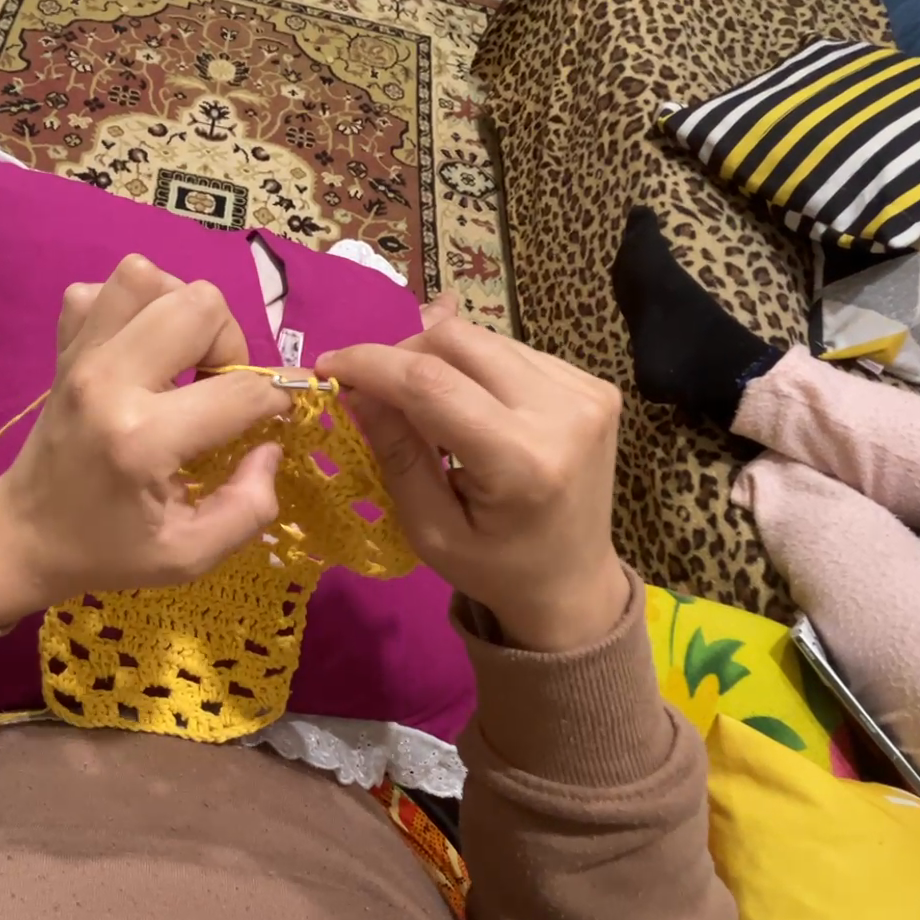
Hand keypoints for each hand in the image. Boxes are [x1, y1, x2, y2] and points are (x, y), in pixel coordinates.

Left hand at [0, 255, 290, 626]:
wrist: (22, 536)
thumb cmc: (105, 550)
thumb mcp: (188, 555)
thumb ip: (248, 508)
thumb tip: (269, 445)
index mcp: (143, 438)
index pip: (239, 390)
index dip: (275, 400)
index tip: (276, 417)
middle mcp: (109, 380)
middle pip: (199, 304)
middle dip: (230, 343)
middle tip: (221, 387)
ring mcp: (78, 356)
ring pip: (146, 277)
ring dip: (181, 310)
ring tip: (183, 358)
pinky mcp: (61, 349)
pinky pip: (100, 290)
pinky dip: (131, 308)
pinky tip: (139, 349)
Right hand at [317, 321, 629, 651]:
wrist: (573, 582)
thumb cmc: (493, 568)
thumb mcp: (429, 529)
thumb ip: (396, 455)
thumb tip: (355, 390)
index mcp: (522, 462)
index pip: (430, 384)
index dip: (370, 365)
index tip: (327, 367)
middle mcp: (564, 413)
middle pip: (458, 341)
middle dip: (399, 355)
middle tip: (372, 389)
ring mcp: (586, 392)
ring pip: (482, 337)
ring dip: (433, 359)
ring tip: (416, 403)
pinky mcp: (592, 384)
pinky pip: (509, 350)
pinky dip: (469, 368)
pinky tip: (463, 404)